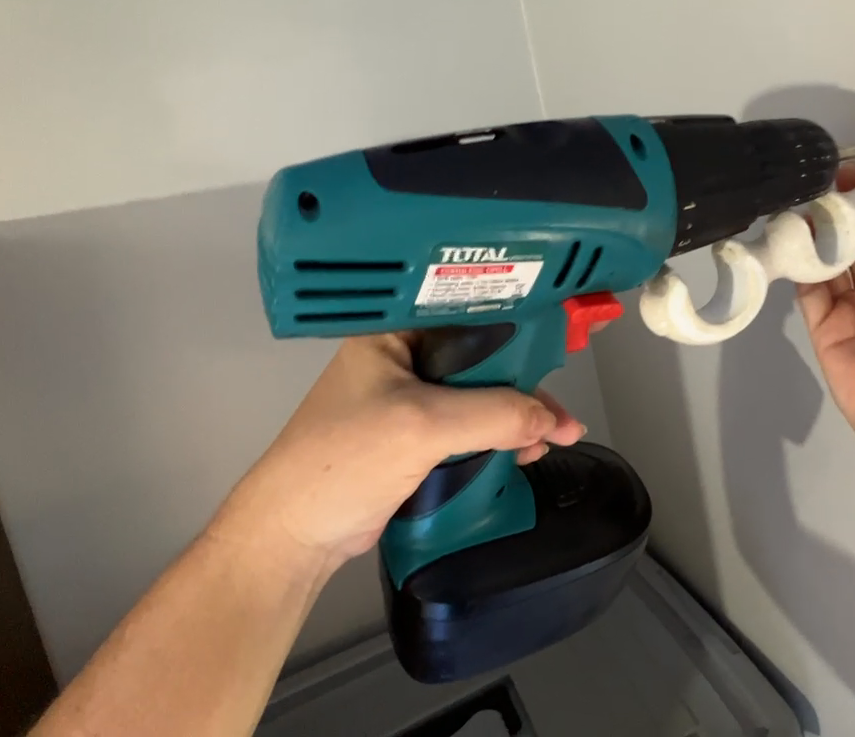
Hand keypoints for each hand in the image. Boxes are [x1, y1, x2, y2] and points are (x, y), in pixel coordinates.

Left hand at [214, 335, 585, 568]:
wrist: (293, 537)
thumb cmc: (342, 462)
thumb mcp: (423, 427)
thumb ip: (493, 416)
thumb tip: (551, 422)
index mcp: (395, 334)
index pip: (469, 317)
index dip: (517, 331)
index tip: (557, 352)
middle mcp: (405, 359)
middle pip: (484, 361)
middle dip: (526, 389)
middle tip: (561, 416)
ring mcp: (411, 399)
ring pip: (482, 396)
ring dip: (519, 417)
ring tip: (554, 439)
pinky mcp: (417, 436)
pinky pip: (472, 426)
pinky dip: (501, 438)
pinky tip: (526, 452)